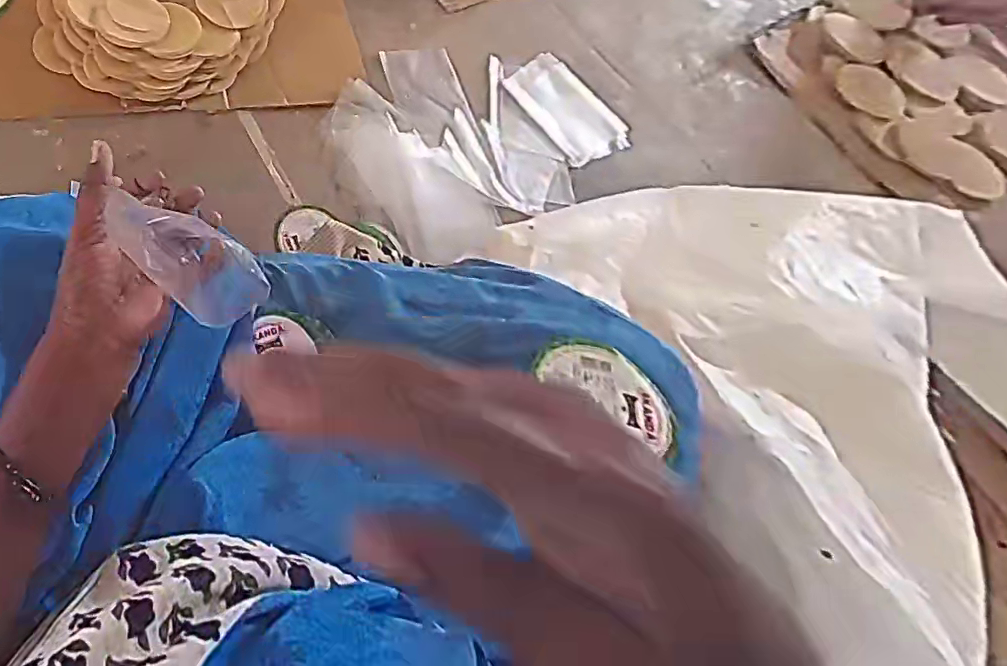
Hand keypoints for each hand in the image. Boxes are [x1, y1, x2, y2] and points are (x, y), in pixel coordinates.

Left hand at [49, 140, 217, 360]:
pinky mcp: (175, 284)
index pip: (133, 198)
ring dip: (197, 221)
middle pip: (162, 213)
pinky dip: (211, 252)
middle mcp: (135, 243)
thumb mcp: (88, 231)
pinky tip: (218, 242)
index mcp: (112, 228)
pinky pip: (197, 264)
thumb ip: (95, 191)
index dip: (145, 187)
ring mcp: (157, 264)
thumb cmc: (88, 282)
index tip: (156, 179)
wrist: (100, 337)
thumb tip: (99, 147)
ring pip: (182, 234)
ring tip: (210, 215)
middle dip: (178, 200)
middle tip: (193, 193)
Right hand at [225, 348, 810, 665]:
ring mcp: (556, 407)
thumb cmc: (668, 657)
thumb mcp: (583, 658)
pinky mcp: (551, 412)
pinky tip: (361, 380)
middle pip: (425, 380)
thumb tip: (365, 526)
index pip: (432, 420)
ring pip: (437, 370)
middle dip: (329, 373)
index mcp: (570, 478)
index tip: (262, 394)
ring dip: (354, 369)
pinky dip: (395, 378)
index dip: (340, 400)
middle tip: (251, 372)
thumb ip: (479, 586)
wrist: (756, 641)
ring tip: (285, 373)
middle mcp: (557, 421)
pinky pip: (456, 382)